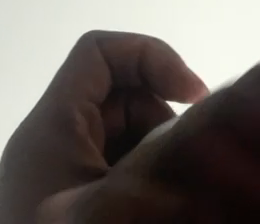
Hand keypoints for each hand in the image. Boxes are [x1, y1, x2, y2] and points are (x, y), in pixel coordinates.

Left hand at [0, 31, 210, 223]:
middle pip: (117, 95)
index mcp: (54, 124)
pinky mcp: (58, 207)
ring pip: (119, 138)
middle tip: (189, 165)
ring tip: (165, 198)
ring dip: (154, 156)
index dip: (151, 56)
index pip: (101, 52)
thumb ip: (164, 161)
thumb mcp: (114, 204)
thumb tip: (209, 131)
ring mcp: (53, 178)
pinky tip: (153, 209)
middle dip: (161, 120)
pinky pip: (106, 174)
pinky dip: (136, 183)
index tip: (191, 97)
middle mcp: (49, 141)